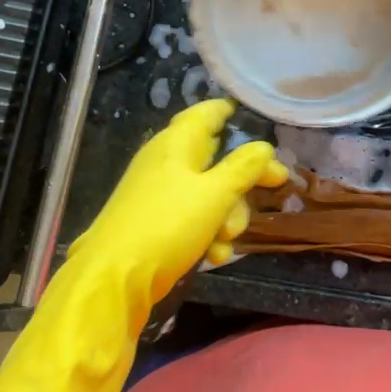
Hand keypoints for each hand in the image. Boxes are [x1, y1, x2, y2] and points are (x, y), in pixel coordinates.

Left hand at [77, 97, 288, 290]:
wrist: (114, 278)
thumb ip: (243, 168)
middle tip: (276, 186)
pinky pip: (193, 219)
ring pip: (209, 193)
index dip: (232, 112)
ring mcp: (161, 194)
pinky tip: (214, 255)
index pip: (207, 113)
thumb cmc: (167, 225)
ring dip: (228, 214)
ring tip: (228, 238)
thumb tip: (264, 147)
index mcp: (177, 143)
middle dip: (244, 178)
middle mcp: (168, 162)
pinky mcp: (157, 224)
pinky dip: (208, 234)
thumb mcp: (215, 195)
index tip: (260, 121)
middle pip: (217, 158)